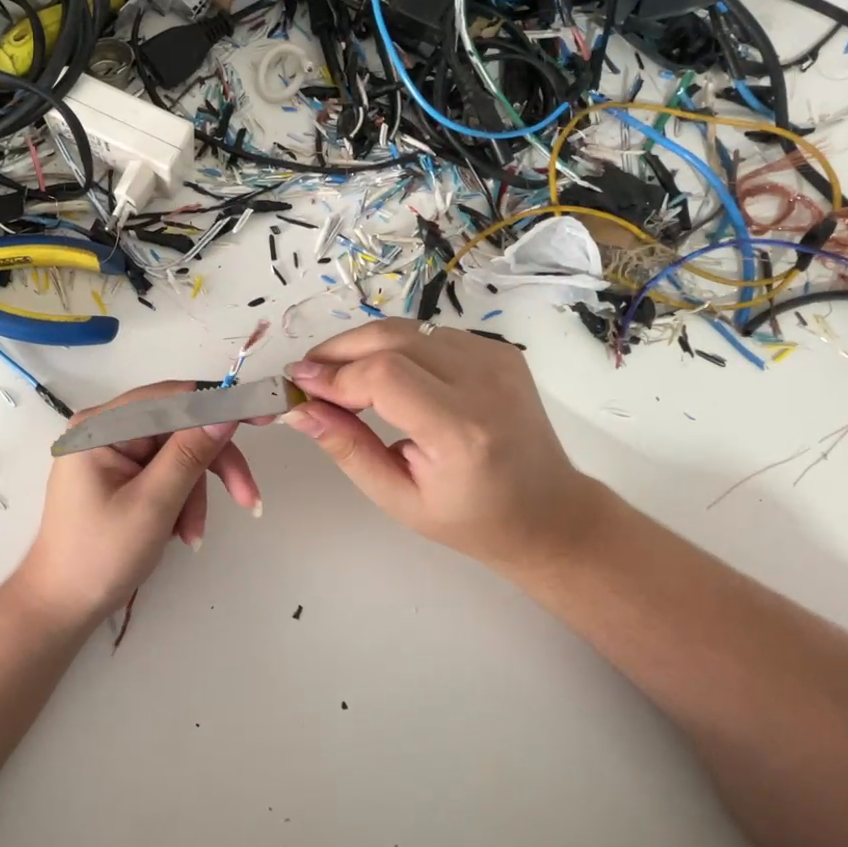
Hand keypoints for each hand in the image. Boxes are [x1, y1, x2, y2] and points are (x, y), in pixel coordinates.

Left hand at [15, 382, 262, 625]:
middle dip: (211, 466)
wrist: (63, 604)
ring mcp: (110, 454)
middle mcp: (102, 431)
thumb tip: (225, 410)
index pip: (168, 398)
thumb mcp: (153, 504)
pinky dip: (179, 502)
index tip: (263, 416)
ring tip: (192, 537)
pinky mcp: (118, 477)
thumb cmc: (100, 556)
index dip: (218, 404)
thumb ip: (189, 454)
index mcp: (99, 427)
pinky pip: (163, 475)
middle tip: (249, 499)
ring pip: (176, 456)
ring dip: (194, 495)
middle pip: (177, 429)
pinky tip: (180, 534)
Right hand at [280, 320, 619, 568]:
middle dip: (338, 352)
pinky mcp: (498, 350)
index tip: (298, 387)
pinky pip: (426, 333)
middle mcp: (485, 384)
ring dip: (360, 346)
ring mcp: (496, 360)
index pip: (384, 376)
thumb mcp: (397, 497)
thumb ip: (347, 448)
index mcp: (462, 432)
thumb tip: (298, 410)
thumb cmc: (470, 518)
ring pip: (405, 329)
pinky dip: (391, 347)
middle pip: (390, 338)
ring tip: (337, 377)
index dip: (333, 375)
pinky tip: (379, 375)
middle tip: (308, 376)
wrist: (549, 510)